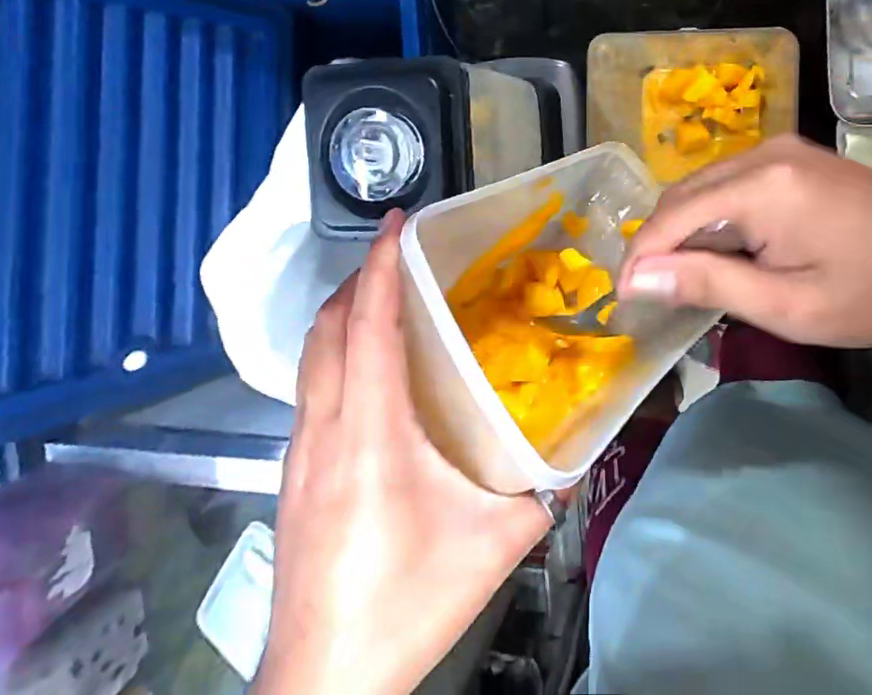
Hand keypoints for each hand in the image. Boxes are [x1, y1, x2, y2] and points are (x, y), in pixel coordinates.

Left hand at [260, 212, 551, 694]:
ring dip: (343, 314)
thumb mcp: (495, 541)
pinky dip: (335, 352)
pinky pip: (310, 387)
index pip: (368, 324)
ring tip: (383, 298)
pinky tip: (367, 369)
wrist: (323, 678)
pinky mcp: (292, 474)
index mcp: (372, 431)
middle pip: (328, 328)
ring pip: (311, 356)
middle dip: (360, 279)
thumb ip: (544, 491)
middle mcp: (325, 427)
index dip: (381, 265)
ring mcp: (300, 451)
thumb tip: (578, 454)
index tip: (397, 222)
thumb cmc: (408, 601)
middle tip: (400, 256)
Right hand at [617, 135, 871, 346]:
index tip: (625, 298)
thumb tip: (639, 277)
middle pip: (683, 195)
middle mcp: (764, 152)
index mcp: (763, 186)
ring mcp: (781, 149)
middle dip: (661, 243)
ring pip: (704, 186)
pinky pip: (731, 182)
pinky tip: (726, 250)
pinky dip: (715, 217)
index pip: (673, 215)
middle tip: (655, 295)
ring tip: (687, 279)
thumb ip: (710, 284)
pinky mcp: (794, 157)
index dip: (642, 257)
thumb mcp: (790, 306)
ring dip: (687, 230)